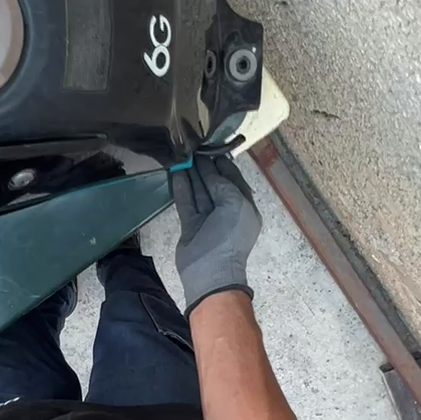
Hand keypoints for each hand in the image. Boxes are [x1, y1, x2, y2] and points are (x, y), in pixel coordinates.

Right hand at [171, 153, 260, 311]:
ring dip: (192, 176)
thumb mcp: (235, 204)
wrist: (211, 270)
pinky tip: (176, 173)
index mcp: (243, 207)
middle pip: (215, 184)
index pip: (234, 181)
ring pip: (200, 192)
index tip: (212, 149)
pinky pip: (187, 203)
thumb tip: (210, 174)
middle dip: (206, 168)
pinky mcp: (191, 226)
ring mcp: (208, 219)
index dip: (224, 165)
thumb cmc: (229, 236)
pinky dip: (182, 189)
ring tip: (183, 157)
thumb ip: (224, 185)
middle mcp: (227, 211)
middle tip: (194, 150)